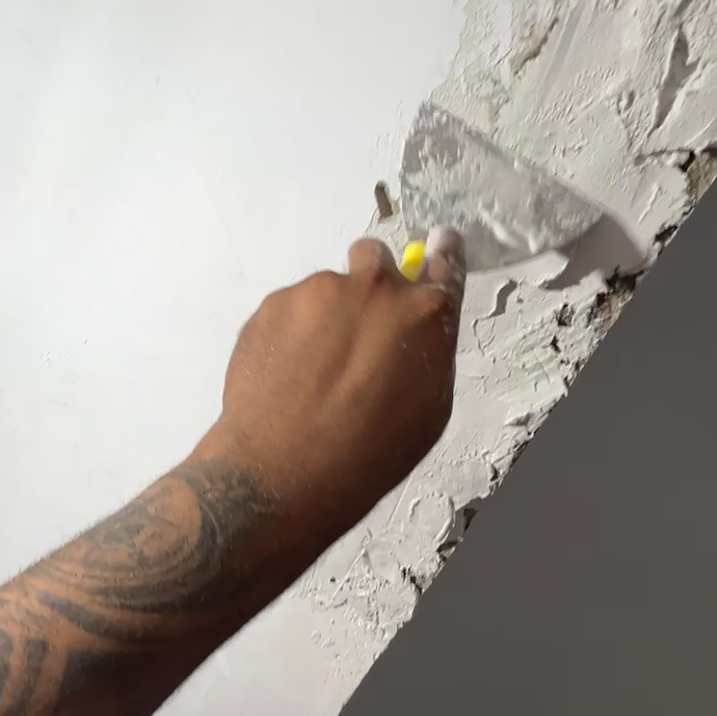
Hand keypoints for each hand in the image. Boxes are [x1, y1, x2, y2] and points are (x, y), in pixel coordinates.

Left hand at [194, 228, 465, 557]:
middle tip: (355, 331)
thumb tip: (417, 326)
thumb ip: (428, 349)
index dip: (441, 255)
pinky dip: (288, 333)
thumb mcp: (427, 408)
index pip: (443, 265)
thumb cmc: (366, 452)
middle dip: (369, 285)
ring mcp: (317, 291)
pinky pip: (287, 309)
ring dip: (324, 316)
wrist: (285, 469)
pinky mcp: (272, 303)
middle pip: (375, 259)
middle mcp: (373, 288)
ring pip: (326, 289)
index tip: (438, 246)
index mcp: (423, 314)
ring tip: (312, 373)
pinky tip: (285, 375)